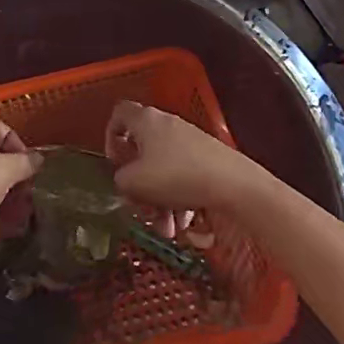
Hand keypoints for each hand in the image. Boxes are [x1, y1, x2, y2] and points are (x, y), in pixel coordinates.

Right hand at [105, 101, 262, 220]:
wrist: (233, 183)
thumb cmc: (176, 176)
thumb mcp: (135, 182)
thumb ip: (120, 180)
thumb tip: (125, 180)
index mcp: (145, 120)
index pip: (119, 114)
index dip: (110, 136)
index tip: (115, 163)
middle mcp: (166, 124)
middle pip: (142, 151)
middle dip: (140, 186)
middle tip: (142, 209)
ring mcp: (188, 140)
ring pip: (162, 169)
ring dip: (160, 200)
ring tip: (168, 229)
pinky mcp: (206, 156)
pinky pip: (182, 175)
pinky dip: (179, 197)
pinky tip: (186, 222)